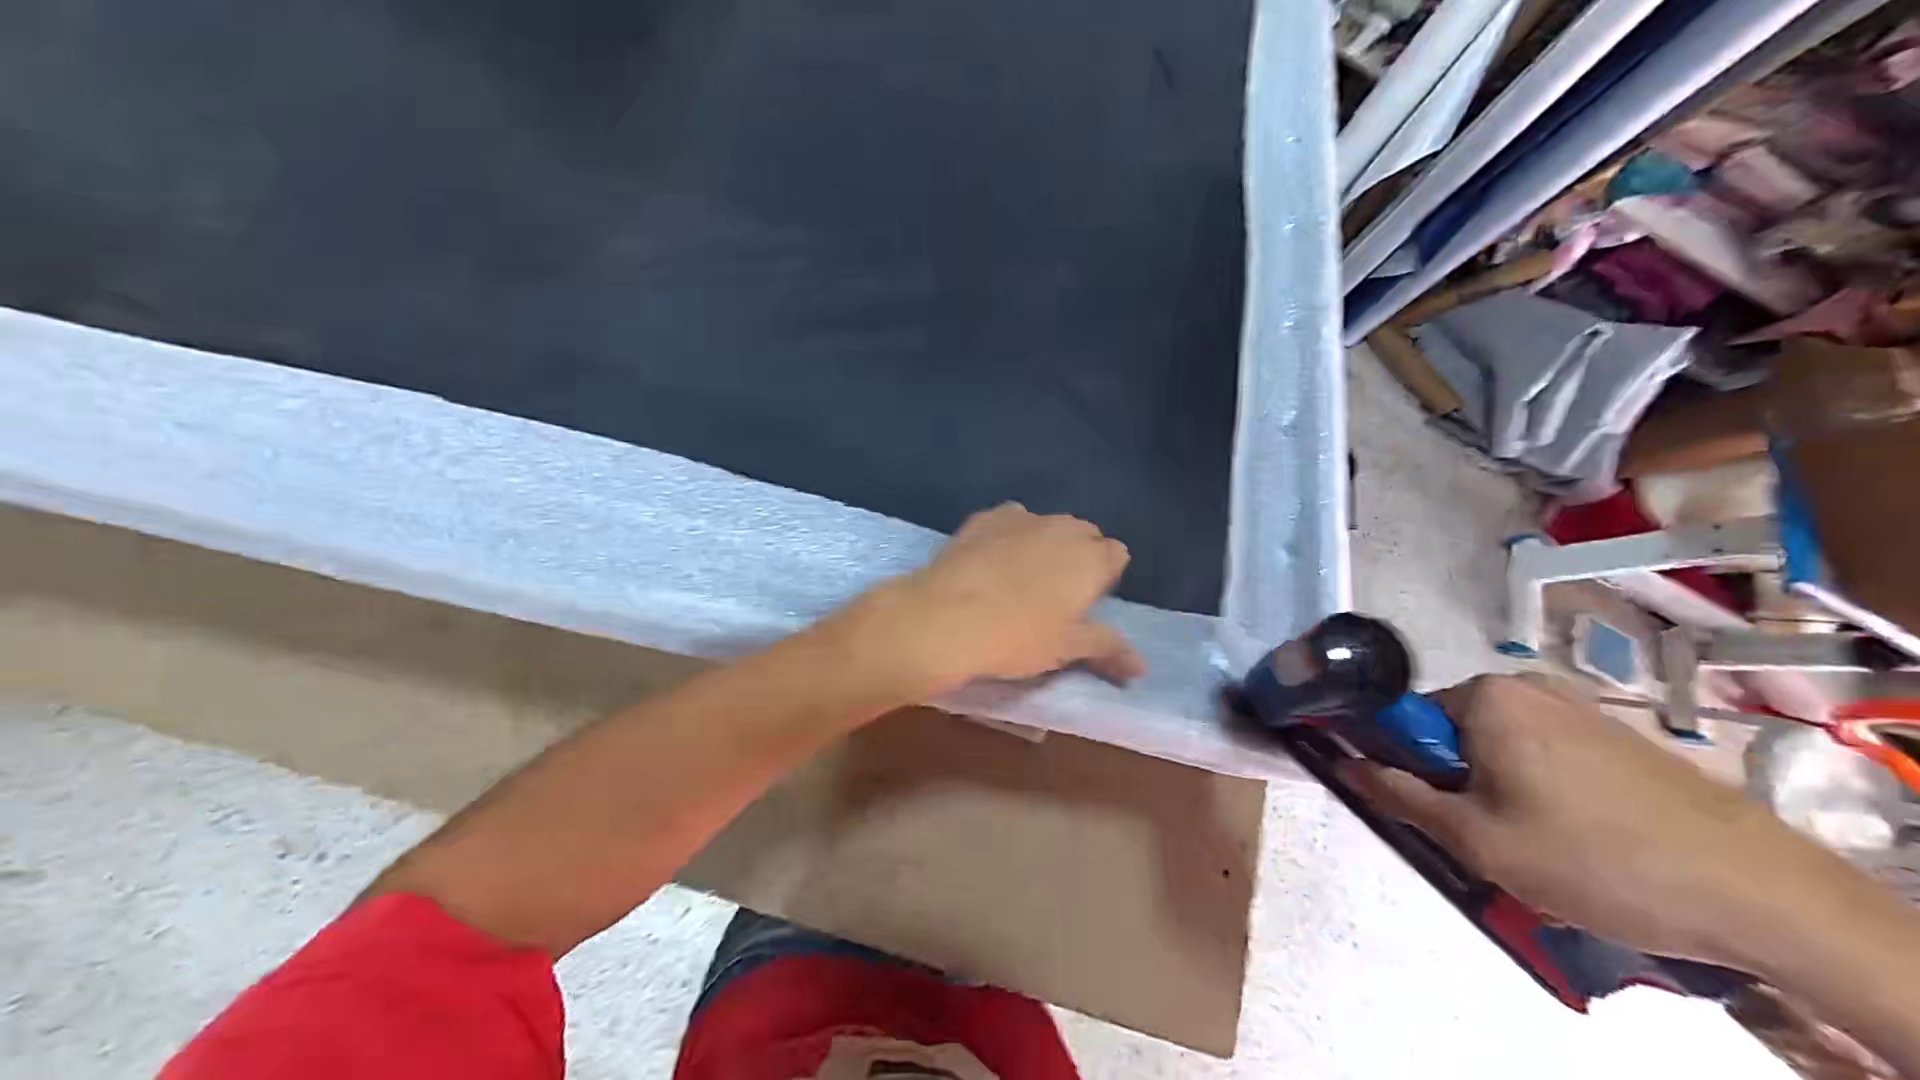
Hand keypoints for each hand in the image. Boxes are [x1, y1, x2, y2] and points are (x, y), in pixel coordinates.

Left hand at [840, 503, 1145, 697]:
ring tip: (1019, 577)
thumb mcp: (1067, 649)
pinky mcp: (985, 517)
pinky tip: (989, 562)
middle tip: (1055, 594)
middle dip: (1077, 557)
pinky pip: (1008, 521)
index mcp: (1092, 557)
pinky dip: (1007, 536)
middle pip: (1083, 535)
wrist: (948, 617)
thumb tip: (1141, 666)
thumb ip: (1108, 648)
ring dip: (1043, 543)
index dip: (1103, 577)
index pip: (1116, 555)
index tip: (1084, 602)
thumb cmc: (1018, 637)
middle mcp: (1063, 527)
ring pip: (1046, 525)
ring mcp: (1022, 517)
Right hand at [1342, 674, 1854, 968]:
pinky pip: (1546, 753)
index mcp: (1485, 696)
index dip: (1405, 765)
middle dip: (1455, 780)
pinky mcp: (1619, 735)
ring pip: (1500, 746)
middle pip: (1453, 732)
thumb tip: (1343, 766)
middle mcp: (1527, 686)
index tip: (1429, 809)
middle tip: (1482, 836)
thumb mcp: (1475, 839)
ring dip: (1497, 787)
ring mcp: (1579, 707)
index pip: (1405, 720)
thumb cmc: (1592, 858)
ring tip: (1532, 843)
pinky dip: (1542, 787)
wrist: (1761, 893)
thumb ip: (1398, 795)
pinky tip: (1576, 837)